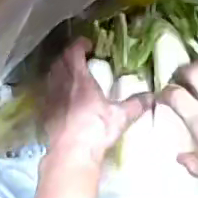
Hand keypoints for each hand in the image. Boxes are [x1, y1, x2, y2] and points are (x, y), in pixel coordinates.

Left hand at [42, 39, 147, 165]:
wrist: (71, 153)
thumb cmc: (96, 130)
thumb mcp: (120, 117)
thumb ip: (136, 104)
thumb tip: (153, 96)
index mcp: (80, 80)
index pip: (73, 52)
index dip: (79, 44)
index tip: (89, 45)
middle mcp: (61, 84)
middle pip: (59, 61)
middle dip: (69, 56)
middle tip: (81, 58)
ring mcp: (50, 98)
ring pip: (51, 75)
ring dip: (60, 70)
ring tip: (71, 75)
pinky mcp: (44, 112)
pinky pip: (46, 92)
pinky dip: (53, 88)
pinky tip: (61, 96)